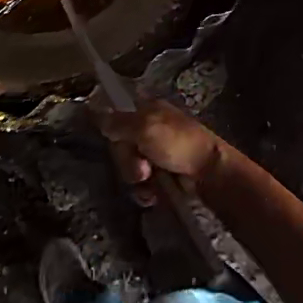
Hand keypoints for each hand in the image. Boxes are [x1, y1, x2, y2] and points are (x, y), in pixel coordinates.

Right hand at [93, 98, 224, 204]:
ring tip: (150, 182)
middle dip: (126, 160)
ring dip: (136, 178)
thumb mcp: (145, 128)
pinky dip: (145, 189)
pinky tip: (153, 194)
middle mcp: (149, 127)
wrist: (209, 172)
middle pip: (119, 144)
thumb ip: (118, 123)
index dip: (111, 127)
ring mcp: (156, 151)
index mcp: (147, 109)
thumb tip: (93, 111)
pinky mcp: (161, 173)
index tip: (114, 140)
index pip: (116, 112)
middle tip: (142, 168)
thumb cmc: (178, 144)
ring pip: (128, 166)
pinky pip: (141, 182)